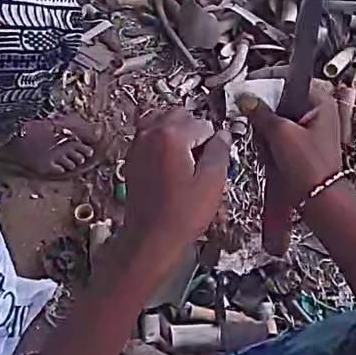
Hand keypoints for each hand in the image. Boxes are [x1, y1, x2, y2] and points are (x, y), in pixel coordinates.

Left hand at [121, 108, 229, 268]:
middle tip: (202, 158)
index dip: (213, 142)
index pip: (203, 123)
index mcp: (172, 136)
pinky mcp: (133, 157)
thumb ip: (220, 152)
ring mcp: (139, 145)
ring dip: (177, 132)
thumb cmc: (179, 216)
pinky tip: (171, 163)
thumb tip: (223, 136)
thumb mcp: (211, 182)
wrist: (151, 239)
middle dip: (195, 132)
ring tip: (187, 158)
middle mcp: (151, 134)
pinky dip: (162, 141)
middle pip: (181, 115)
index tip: (213, 159)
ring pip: (163, 121)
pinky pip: (150, 135)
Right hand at [239, 86, 343, 254]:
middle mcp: (318, 112)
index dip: (267, 81)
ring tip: (263, 138)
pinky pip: (281, 134)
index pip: (289, 79)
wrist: (319, 200)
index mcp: (321, 102)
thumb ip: (261, 113)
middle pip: (282, 99)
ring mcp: (311, 129)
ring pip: (279, 117)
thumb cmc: (310, 167)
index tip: (248, 86)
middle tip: (251, 114)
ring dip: (266, 126)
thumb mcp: (281, 134)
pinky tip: (268, 150)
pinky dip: (271, 139)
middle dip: (265, 109)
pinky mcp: (303, 144)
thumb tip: (245, 98)